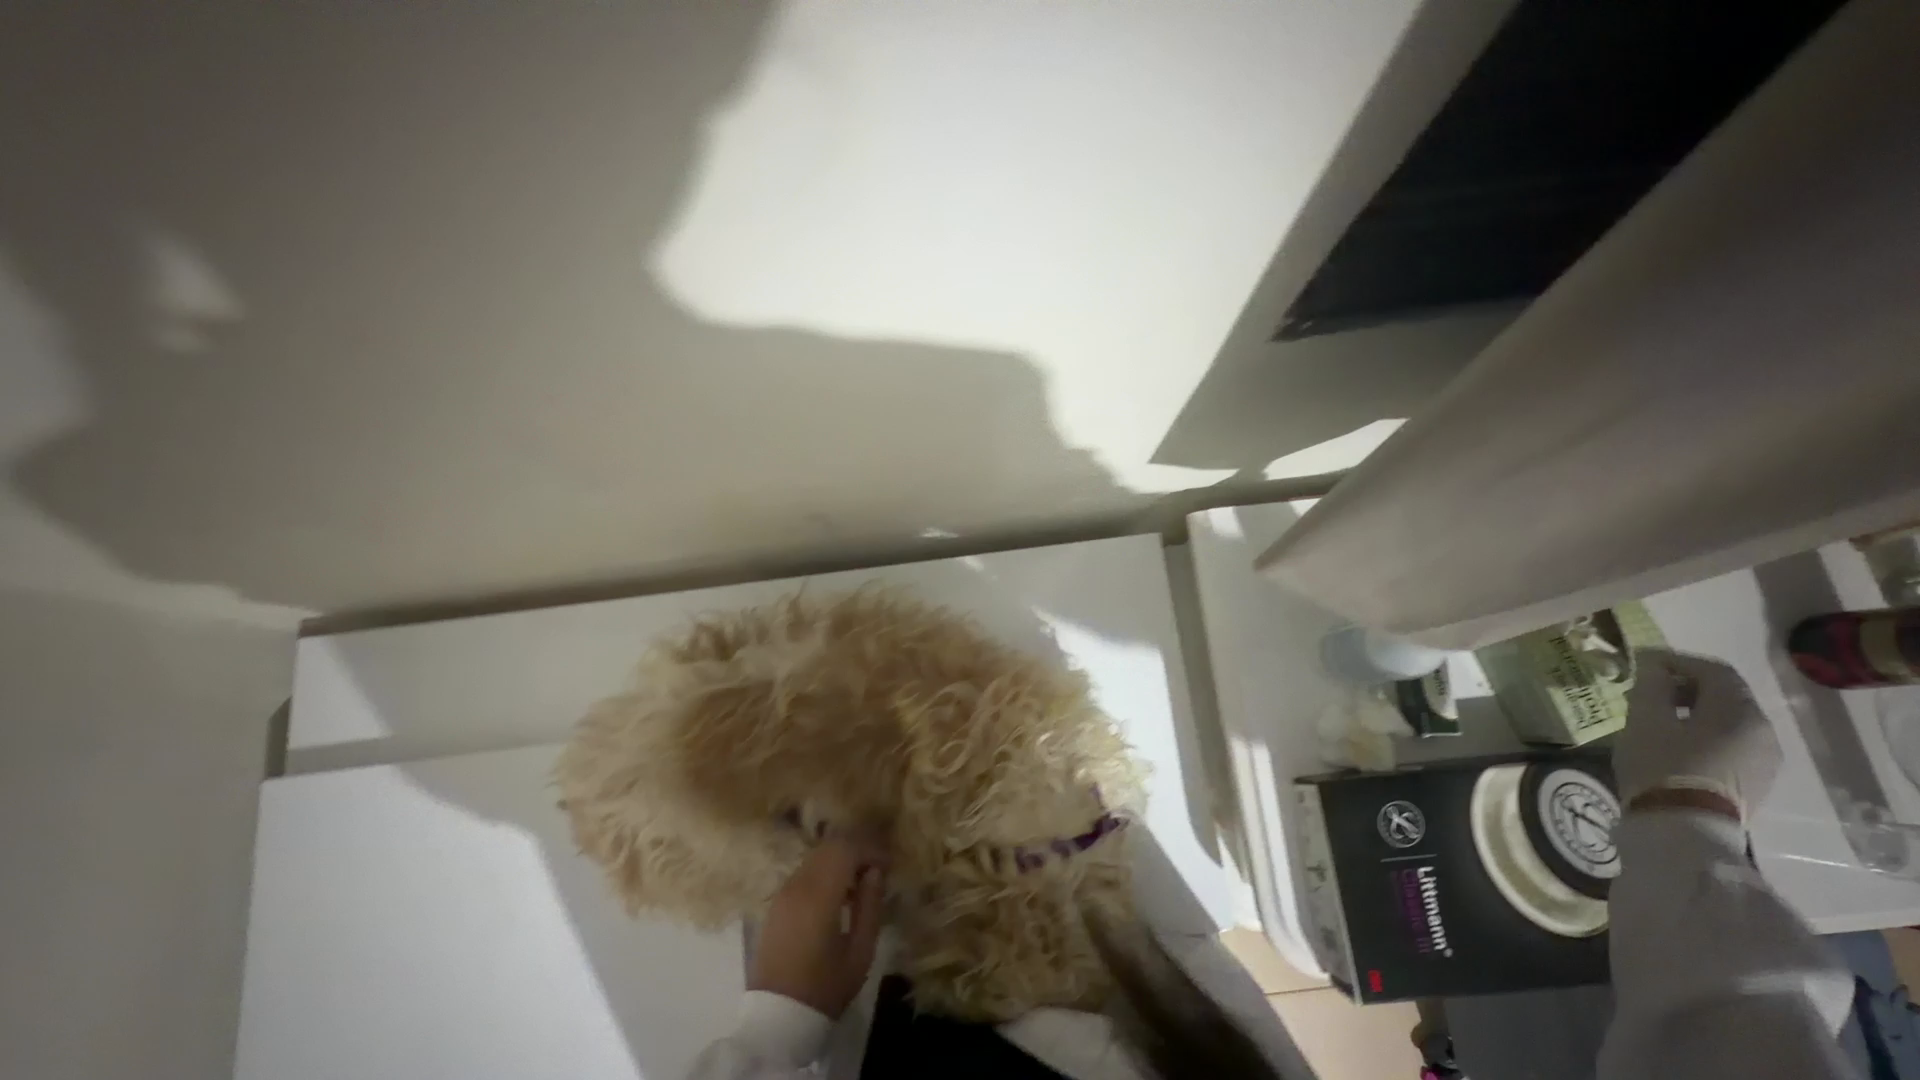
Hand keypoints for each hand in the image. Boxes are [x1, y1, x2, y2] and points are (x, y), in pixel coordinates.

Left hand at [750, 834, 888, 1018]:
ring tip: (861, 885)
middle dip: (857, 850)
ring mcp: (782, 893)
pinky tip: (839, 896)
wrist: (776, 1019)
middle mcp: (796, 885)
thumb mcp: (860, 952)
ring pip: (815, 857)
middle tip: (879, 870)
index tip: (889, 865)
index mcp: (818, 896)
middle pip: (829, 847)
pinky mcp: (776, 904)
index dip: (871, 849)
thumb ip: (870, 906)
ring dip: (840, 860)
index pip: (846, 849)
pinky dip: (825, 872)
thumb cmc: (825, 989)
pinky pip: (804, 873)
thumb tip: (875, 872)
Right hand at [1616, 649, 1780, 820]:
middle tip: (1648, 691)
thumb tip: (1654, 664)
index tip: (1643, 662)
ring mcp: (1765, 761)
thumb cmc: (1661, 766)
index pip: (1714, 670)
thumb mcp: (1644, 719)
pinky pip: (1732, 746)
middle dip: (1686, 687)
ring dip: (1696, 713)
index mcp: (1740, 711)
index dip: (1676, 660)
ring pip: (1729, 723)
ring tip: (1659, 721)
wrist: (1683, 830)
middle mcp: (1764, 731)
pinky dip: (1706, 736)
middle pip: (1726, 696)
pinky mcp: (1756, 783)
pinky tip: (1678, 748)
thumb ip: (1651, 685)